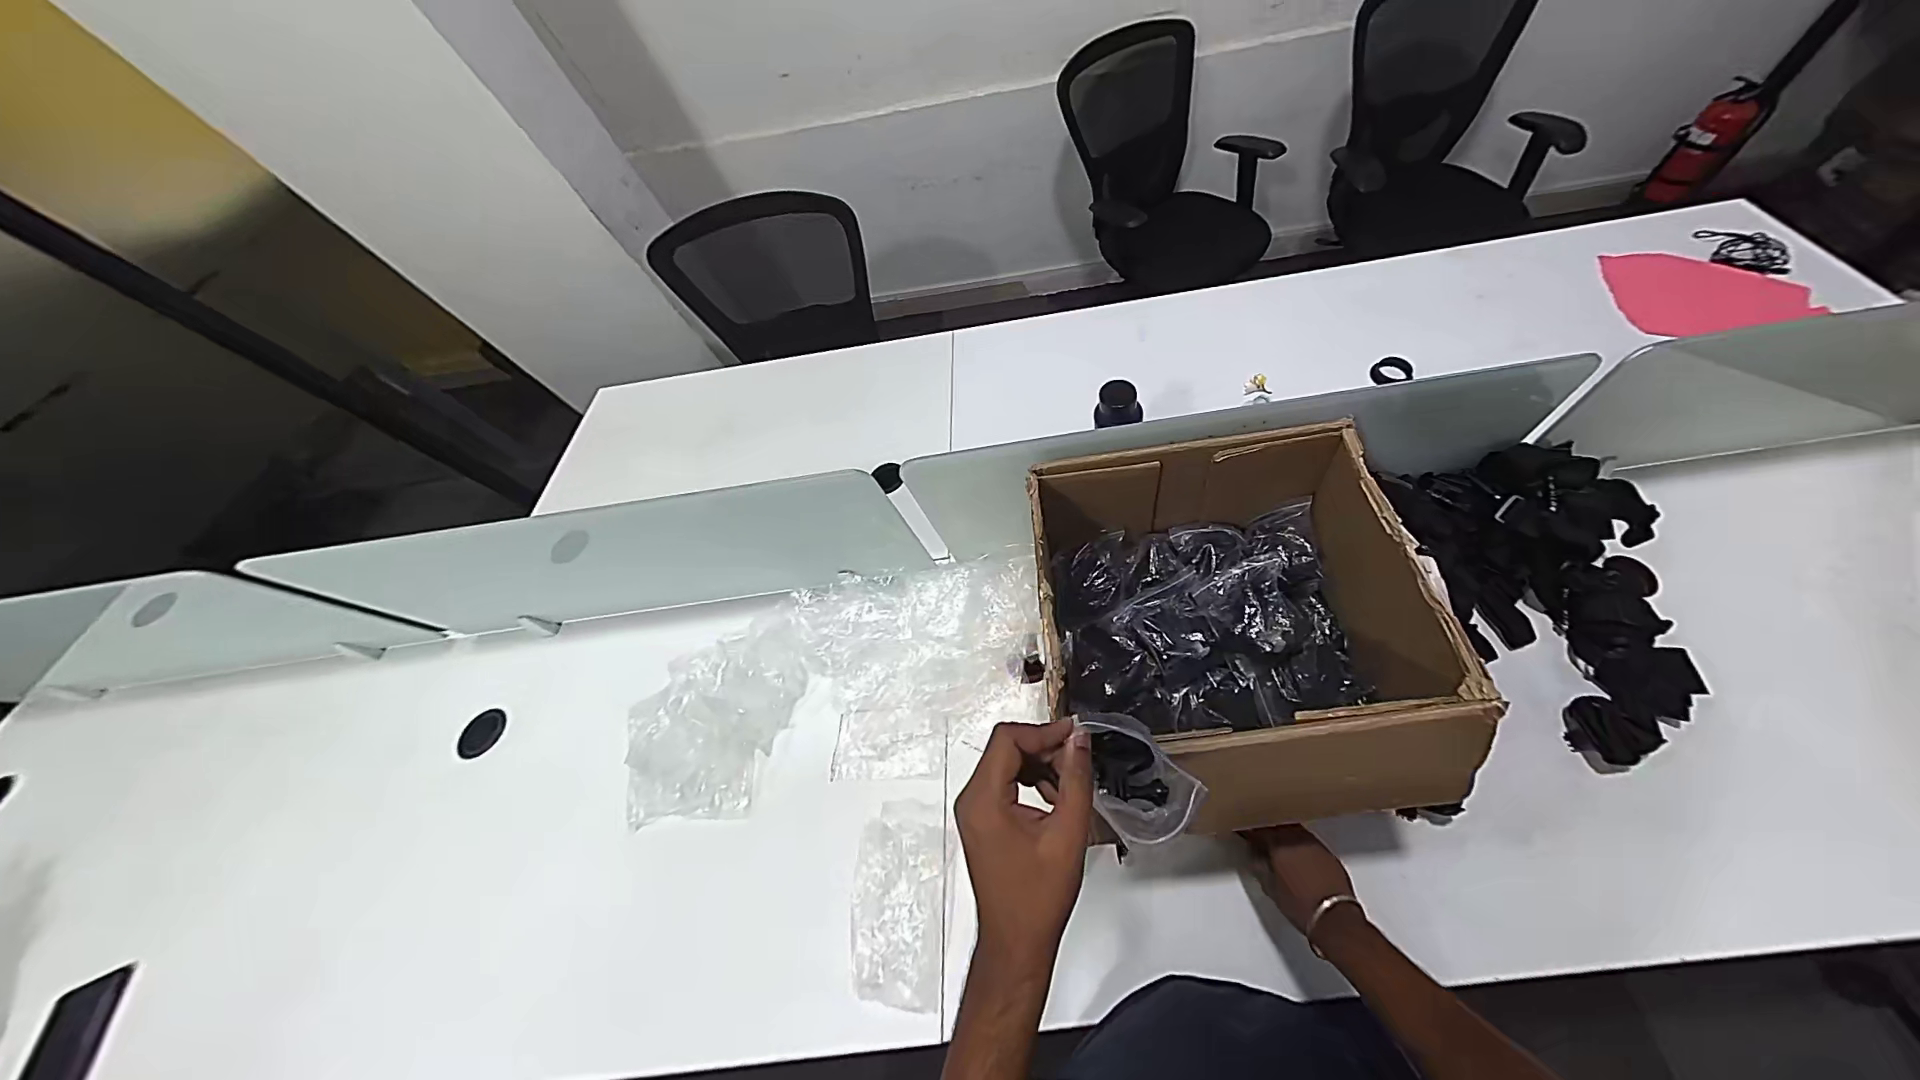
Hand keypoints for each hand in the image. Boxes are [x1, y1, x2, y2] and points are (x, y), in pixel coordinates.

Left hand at [956, 719, 1093, 963]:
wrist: (1017, 941)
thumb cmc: (1037, 898)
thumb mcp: (1068, 832)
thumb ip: (1076, 779)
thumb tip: (1079, 740)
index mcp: (983, 799)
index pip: (1007, 739)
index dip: (1043, 731)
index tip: (1074, 734)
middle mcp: (971, 799)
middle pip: (1006, 749)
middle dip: (1044, 749)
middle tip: (1077, 759)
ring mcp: (974, 810)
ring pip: (1007, 764)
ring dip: (1040, 767)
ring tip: (1070, 787)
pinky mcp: (983, 819)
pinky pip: (1006, 784)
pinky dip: (1032, 783)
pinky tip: (1057, 801)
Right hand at [1241, 824, 1353, 932]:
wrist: (1335, 919)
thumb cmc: (1301, 906)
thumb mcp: (1270, 888)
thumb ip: (1259, 866)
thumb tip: (1255, 857)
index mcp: (1278, 843)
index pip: (1258, 829)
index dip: (1248, 830)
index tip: (1242, 830)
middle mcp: (1296, 838)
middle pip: (1277, 825)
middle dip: (1266, 829)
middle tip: (1258, 836)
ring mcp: (1314, 844)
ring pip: (1294, 830)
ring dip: (1283, 833)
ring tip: (1277, 844)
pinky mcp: (1328, 854)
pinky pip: (1308, 840)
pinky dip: (1299, 843)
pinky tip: (1297, 854)